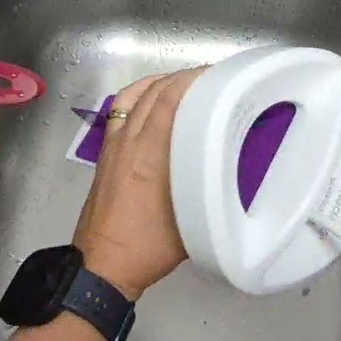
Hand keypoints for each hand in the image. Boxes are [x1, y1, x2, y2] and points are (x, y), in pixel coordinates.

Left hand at [72, 70, 204, 300]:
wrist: (104, 264)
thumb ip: (212, 190)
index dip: (194, 80)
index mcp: (150, 154)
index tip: (221, 76)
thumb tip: (235, 169)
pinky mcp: (106, 151)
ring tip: (187, 86)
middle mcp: (129, 140)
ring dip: (162, 84)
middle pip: (154, 91)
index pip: (170, 99)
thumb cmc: (151, 246)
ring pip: (136, 96)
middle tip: (214, 82)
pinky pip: (121, 109)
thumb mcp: (194, 220)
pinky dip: (140, 95)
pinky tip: (154, 100)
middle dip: (184, 79)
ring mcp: (114, 144)